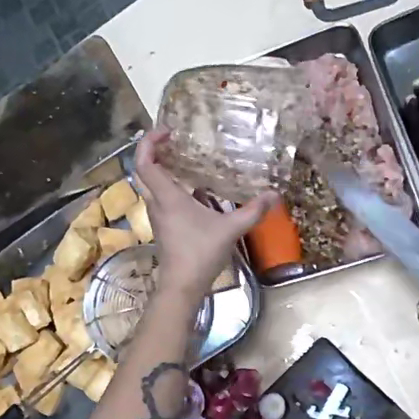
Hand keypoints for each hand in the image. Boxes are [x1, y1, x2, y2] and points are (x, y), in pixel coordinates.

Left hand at [135, 129, 276, 297]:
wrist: (182, 286)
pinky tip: (194, 190)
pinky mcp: (164, 227)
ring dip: (162, 169)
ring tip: (183, 160)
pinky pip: (161, 199)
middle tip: (174, 141)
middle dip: (154, 151)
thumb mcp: (231, 229)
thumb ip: (253, 210)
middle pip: (144, 170)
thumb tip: (275, 194)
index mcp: (167, 198)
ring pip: (151, 185)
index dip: (150, 142)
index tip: (167, 131)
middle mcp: (157, 203)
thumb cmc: (200, 254)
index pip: (146, 162)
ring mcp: (158, 216)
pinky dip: (171, 187)